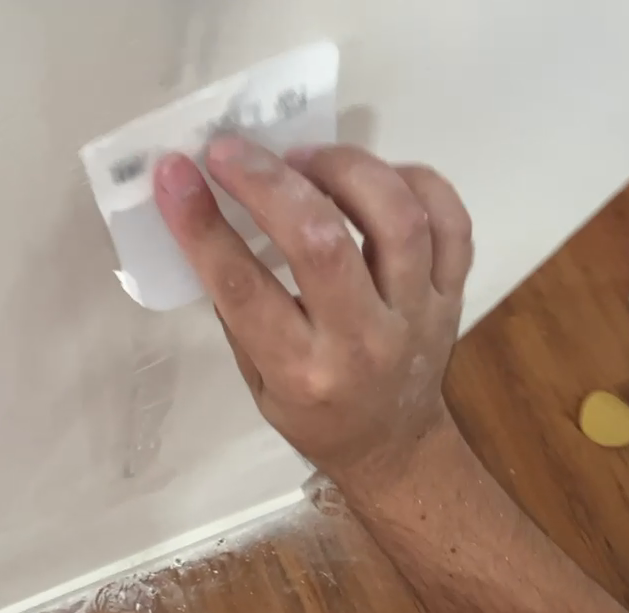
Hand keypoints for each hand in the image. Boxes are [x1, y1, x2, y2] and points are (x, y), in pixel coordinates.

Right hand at [153, 136, 473, 497]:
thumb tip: (216, 231)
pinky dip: (412, 180)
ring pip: (395, 218)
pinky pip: (448, 219)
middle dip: (268, 182)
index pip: (244, 289)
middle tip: (232, 151)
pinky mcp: (453, 294)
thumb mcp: (258, 386)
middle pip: (321, 241)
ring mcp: (416, 314)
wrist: (392, 445)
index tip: (175, 176)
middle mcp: (361, 342)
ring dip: (343, 169)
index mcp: (301, 371)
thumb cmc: (313, 419)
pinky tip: (373, 178)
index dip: (203, 226)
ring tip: (304, 158)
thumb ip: (242, 319)